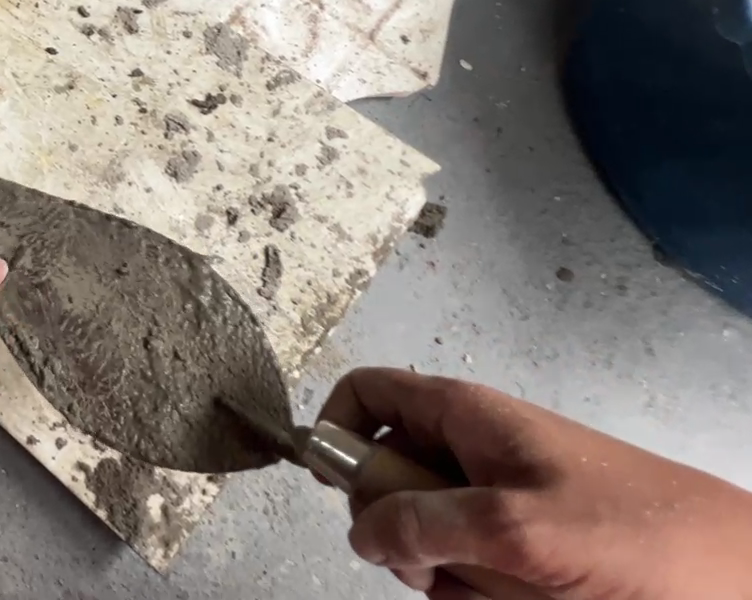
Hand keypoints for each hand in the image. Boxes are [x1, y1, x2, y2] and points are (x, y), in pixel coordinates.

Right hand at [320, 367, 751, 599]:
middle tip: (426, 564)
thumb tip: (359, 536)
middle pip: (387, 469)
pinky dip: (476, 584)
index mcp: (459, 412)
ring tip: (488, 593)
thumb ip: (424, 524)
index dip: (335, 429)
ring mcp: (500, 492)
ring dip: (439, 563)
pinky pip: (470, 554)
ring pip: (426, 522)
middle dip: (394, 523)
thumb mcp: (517, 529)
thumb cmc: (637, 539)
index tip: (338, 488)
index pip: (362, 393)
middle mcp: (469, 444)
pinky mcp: (529, 537)